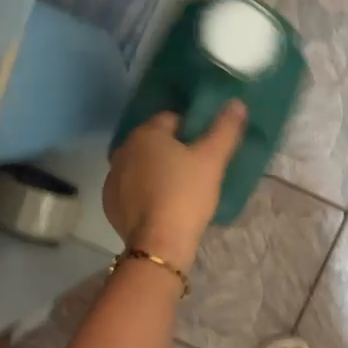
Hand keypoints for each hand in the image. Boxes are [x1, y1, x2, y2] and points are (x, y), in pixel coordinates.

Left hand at [104, 102, 245, 268]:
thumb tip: (237, 103)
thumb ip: (225, 129)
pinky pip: (130, 190)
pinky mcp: (110, 205)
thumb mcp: (213, 160)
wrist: (159, 244)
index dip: (191, 131)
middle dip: (171, 151)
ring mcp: (112, 178)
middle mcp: (123, 150)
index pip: (171, 119)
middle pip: (153, 143)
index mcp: (146, 133)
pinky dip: (143, 194)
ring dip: (155, 172)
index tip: (205, 150)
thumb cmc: (186, 195)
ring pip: (140, 167)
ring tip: (177, 192)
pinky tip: (160, 208)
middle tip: (194, 172)